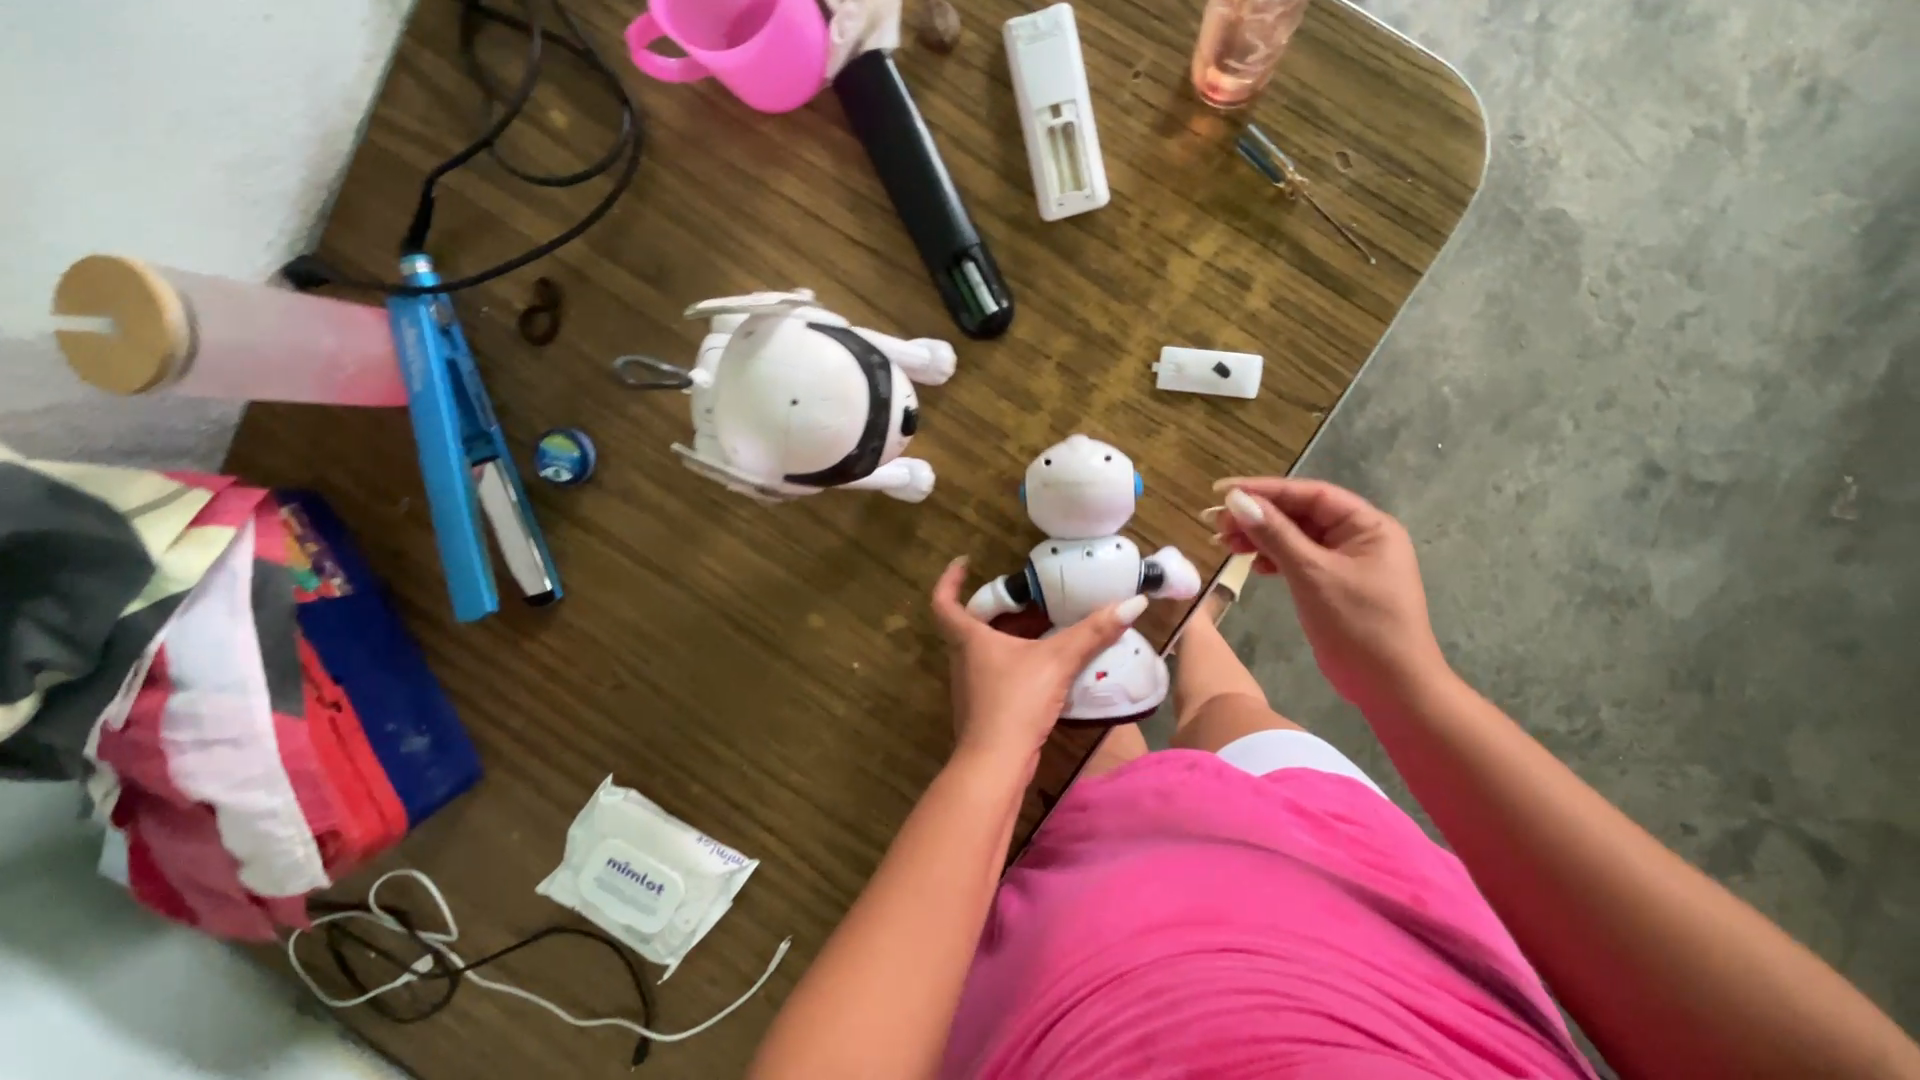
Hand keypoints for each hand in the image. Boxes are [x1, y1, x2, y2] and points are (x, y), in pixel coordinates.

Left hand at [930, 558, 1147, 766]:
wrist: (995, 762)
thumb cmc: (1015, 702)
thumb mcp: (1057, 661)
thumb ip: (1093, 633)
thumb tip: (1133, 603)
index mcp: (969, 639)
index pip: (944, 602)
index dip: (949, 580)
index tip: (964, 564)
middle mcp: (962, 659)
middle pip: (968, 625)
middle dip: (992, 608)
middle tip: (1021, 596)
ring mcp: (970, 687)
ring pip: (983, 650)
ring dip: (1005, 635)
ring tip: (1039, 625)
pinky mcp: (983, 708)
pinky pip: (996, 673)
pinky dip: (1015, 662)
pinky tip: (1043, 666)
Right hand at [1212, 478, 1449, 708]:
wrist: (1391, 686)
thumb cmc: (1358, 625)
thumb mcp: (1312, 574)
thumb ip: (1275, 534)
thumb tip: (1238, 501)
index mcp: (1368, 526)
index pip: (1310, 495)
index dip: (1265, 490)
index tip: (1223, 492)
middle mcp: (1360, 538)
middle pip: (1301, 515)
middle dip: (1258, 516)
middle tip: (1216, 523)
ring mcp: (1348, 564)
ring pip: (1297, 539)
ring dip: (1261, 538)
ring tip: (1224, 543)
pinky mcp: (1335, 587)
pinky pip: (1300, 561)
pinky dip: (1274, 560)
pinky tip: (1253, 565)